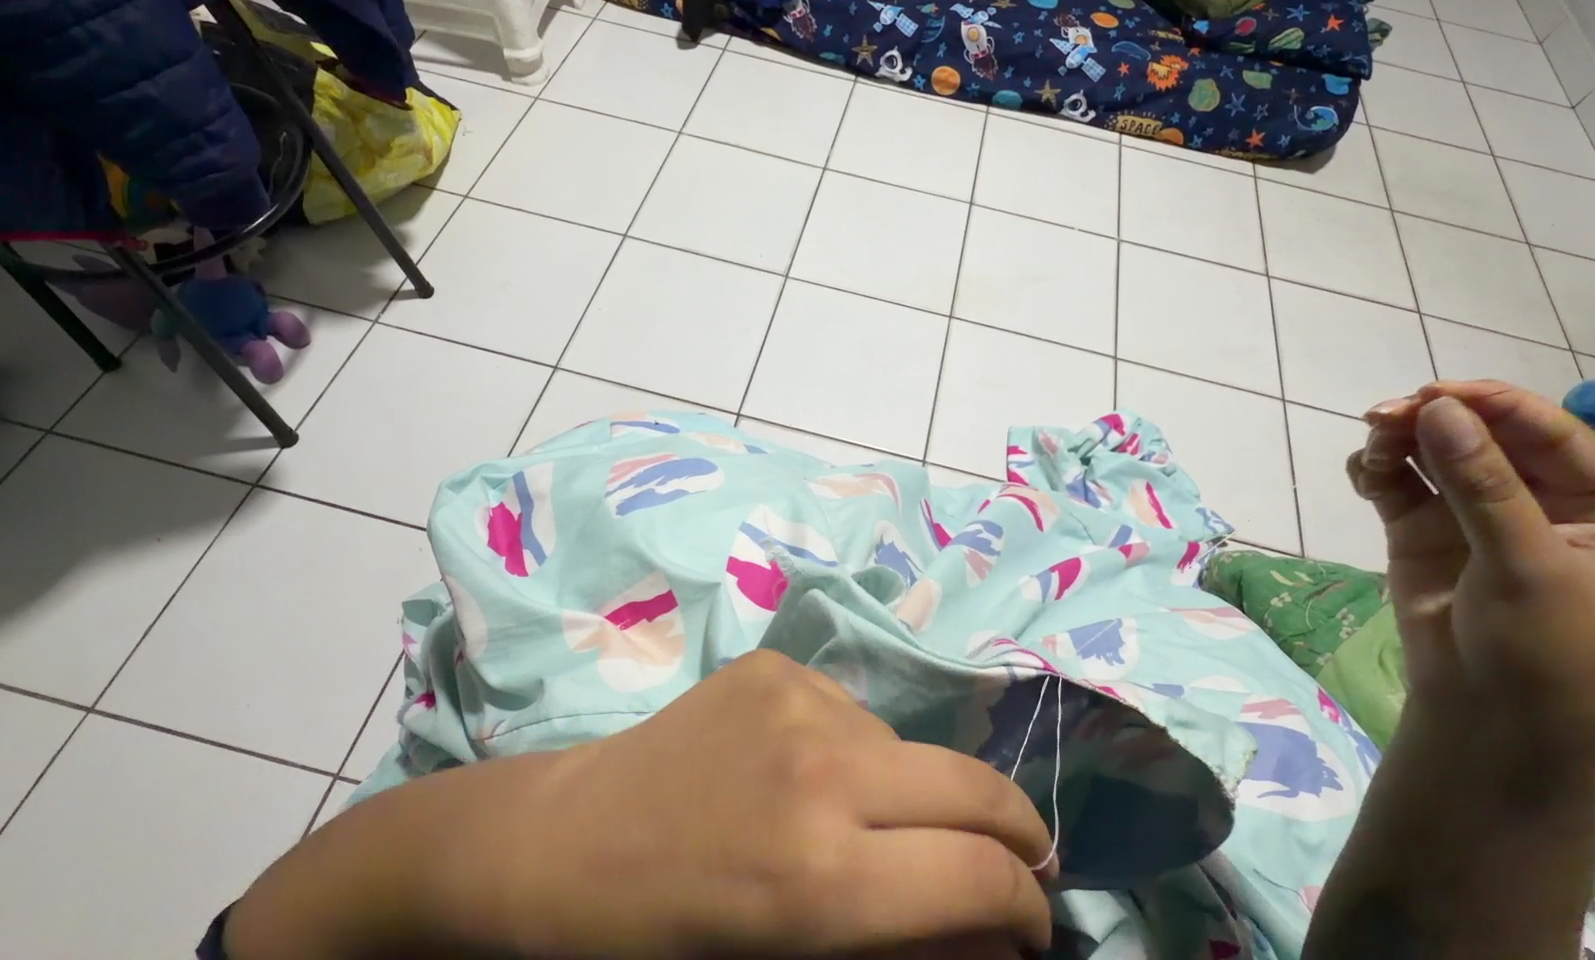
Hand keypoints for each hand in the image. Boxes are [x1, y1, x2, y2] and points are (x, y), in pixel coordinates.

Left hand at [296, 649, 1047, 959]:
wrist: (563, 844)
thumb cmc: (668, 937)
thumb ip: (912, 949)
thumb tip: (1001, 939)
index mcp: (822, 877)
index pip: (983, 876)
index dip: (1026, 909)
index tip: (1031, 926)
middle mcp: (822, 771)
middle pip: (976, 788)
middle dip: (1017, 834)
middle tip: (1016, 865)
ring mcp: (797, 700)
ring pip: (912, 750)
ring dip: (919, 795)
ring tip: (871, 826)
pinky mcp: (774, 664)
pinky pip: (856, 713)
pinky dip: (860, 753)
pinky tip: (810, 776)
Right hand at [1346, 381, 1594, 772]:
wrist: (1491, 723)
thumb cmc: (1546, 651)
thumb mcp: (1526, 565)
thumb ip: (1483, 484)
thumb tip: (1436, 408)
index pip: (1548, 431)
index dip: (1490, 404)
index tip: (1430, 393)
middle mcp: (1540, 498)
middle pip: (1483, 435)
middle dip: (1432, 420)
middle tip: (1381, 418)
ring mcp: (1476, 514)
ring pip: (1434, 454)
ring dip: (1399, 442)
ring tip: (1371, 450)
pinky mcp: (1424, 532)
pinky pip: (1400, 485)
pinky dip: (1378, 472)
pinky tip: (1365, 476)